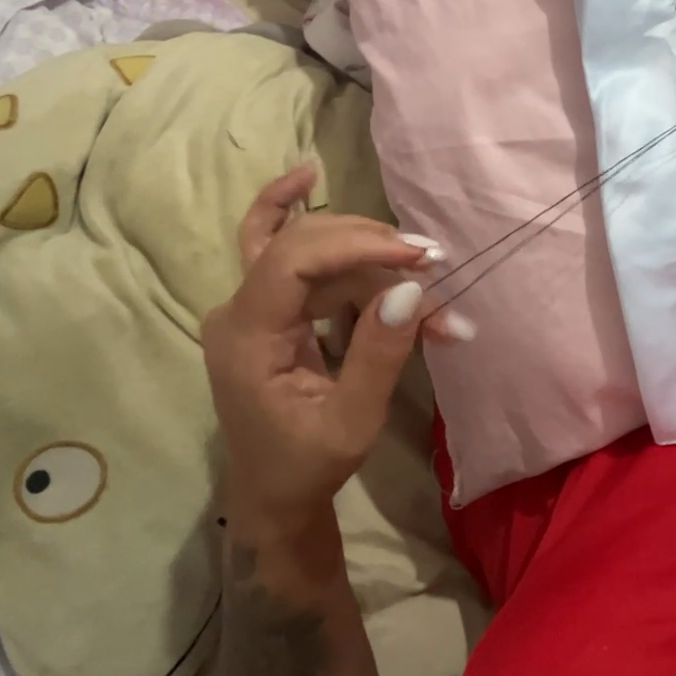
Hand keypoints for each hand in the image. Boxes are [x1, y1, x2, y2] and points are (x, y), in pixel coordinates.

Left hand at [203, 166, 471, 537]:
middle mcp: (238, 309)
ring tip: (435, 297)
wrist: (274, 497)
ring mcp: (251, 306)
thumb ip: (378, 353)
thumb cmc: (308, 465)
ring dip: (378, 265)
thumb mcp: (353, 421)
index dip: (359, 245)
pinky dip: (312, 225)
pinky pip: (287, 253)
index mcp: (245, 336)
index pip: (294, 259)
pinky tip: (306, 178)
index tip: (420, 257)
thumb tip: (412, 289)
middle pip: (306, 244)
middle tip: (437, 264)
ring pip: (316, 253)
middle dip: (376, 248)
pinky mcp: (270, 310)